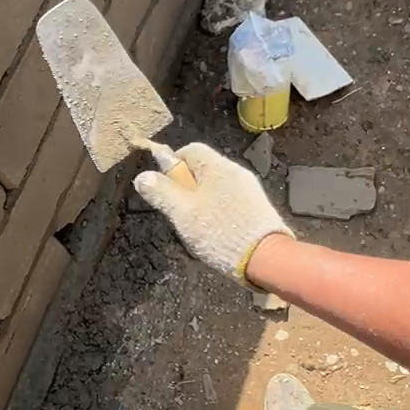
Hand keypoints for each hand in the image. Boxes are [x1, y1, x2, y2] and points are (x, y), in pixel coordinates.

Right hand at [134, 142, 293, 282]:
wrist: (267, 258)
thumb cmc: (220, 231)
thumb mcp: (183, 213)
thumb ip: (161, 192)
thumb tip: (142, 177)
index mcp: (218, 167)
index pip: (190, 150)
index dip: (172, 164)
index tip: (164, 187)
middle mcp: (236, 173)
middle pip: (201, 171)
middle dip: (185, 191)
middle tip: (178, 215)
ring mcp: (249, 191)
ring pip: (213, 191)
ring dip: (199, 206)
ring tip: (196, 232)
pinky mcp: (256, 209)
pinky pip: (228, 204)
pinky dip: (216, 215)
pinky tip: (214, 237)